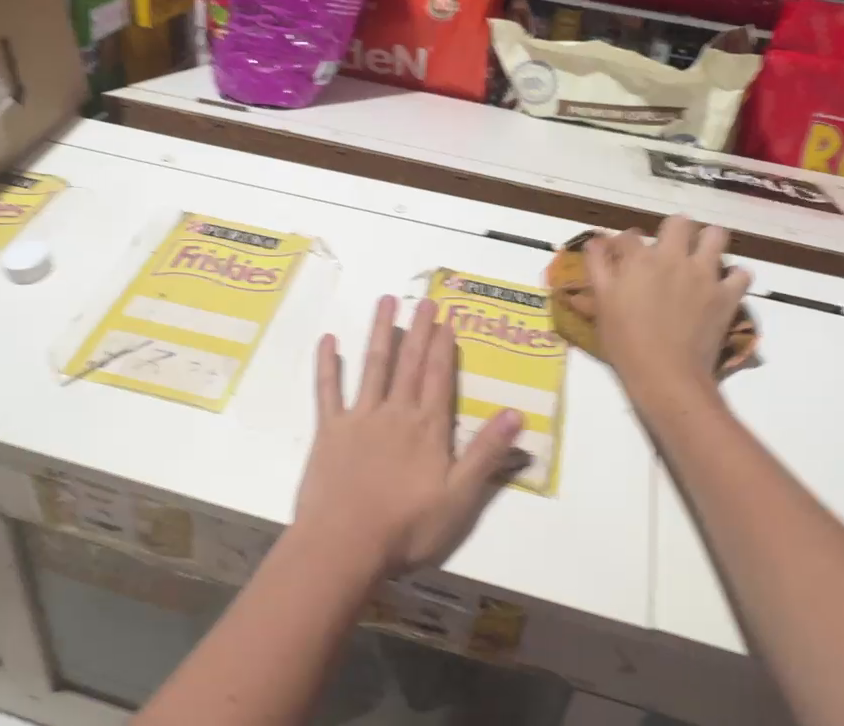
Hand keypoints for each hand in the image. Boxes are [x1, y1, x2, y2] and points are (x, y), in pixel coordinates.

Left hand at [293, 295, 523, 576]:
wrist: (344, 544)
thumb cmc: (407, 527)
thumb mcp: (460, 497)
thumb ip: (486, 453)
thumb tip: (516, 413)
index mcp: (427, 429)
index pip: (439, 378)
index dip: (443, 347)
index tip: (446, 317)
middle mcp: (395, 414)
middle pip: (409, 364)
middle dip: (418, 330)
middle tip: (424, 298)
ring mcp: (359, 418)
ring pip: (373, 366)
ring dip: (380, 332)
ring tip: (385, 300)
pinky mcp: (329, 431)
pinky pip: (327, 391)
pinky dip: (327, 365)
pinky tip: (327, 340)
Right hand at [585, 215, 750, 412]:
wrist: (667, 376)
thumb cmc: (626, 343)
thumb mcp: (602, 304)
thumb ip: (598, 268)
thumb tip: (595, 242)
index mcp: (640, 259)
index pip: (629, 235)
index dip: (624, 243)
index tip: (621, 255)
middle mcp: (674, 258)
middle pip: (680, 222)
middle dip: (674, 231)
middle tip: (668, 250)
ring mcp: (705, 275)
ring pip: (717, 236)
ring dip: (709, 242)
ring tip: (701, 258)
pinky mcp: (727, 295)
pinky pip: (742, 273)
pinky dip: (734, 276)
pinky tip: (724, 285)